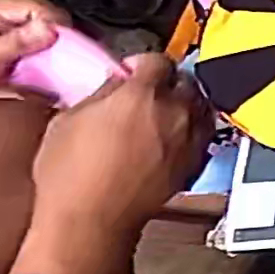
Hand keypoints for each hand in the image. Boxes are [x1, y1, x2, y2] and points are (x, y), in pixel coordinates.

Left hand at [0, 0, 61, 116]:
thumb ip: (14, 43)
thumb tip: (54, 27)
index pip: (26, 8)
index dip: (51, 23)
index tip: (70, 43)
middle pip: (34, 27)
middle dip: (55, 42)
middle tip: (74, 60)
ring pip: (35, 47)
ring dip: (52, 59)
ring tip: (69, 72)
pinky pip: (28, 64)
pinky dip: (43, 73)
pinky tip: (54, 83)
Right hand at [32, 54, 211, 243]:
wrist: (95, 212)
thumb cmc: (72, 171)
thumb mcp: (69, 119)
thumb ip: (100, 93)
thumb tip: (116, 83)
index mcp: (141, 95)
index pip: (157, 60)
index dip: (142, 63)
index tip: (131, 69)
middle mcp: (176, 109)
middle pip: (184, 79)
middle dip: (167, 80)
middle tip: (147, 89)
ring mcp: (193, 131)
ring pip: (200, 102)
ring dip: (184, 100)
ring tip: (161, 110)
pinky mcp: (200, 152)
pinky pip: (205, 127)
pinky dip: (192, 123)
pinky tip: (173, 131)